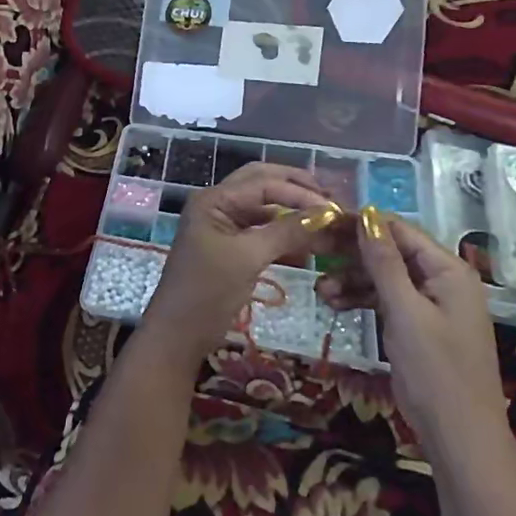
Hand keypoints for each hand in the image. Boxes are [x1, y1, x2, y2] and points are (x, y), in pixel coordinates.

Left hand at [142, 163, 331, 368]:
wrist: (179, 332)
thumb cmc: (207, 291)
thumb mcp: (248, 257)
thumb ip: (287, 231)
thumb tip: (327, 214)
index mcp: (213, 200)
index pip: (264, 182)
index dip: (301, 192)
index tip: (335, 210)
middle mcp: (217, 205)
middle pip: (264, 186)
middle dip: (298, 191)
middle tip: (333, 203)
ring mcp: (222, 226)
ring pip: (265, 209)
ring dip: (294, 214)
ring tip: (328, 224)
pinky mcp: (230, 247)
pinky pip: (262, 231)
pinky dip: (285, 235)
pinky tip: (310, 245)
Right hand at [316, 215, 504, 455]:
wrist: (457, 431)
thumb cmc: (434, 368)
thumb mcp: (404, 311)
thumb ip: (384, 263)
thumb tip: (366, 216)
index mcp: (449, 271)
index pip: (401, 231)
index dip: (362, 225)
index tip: (322, 225)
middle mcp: (443, 281)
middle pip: (391, 254)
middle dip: (353, 255)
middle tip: (314, 256)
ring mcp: (431, 304)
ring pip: (385, 278)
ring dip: (353, 280)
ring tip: (321, 291)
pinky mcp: (418, 325)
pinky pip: (387, 300)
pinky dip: (362, 300)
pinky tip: (335, 304)